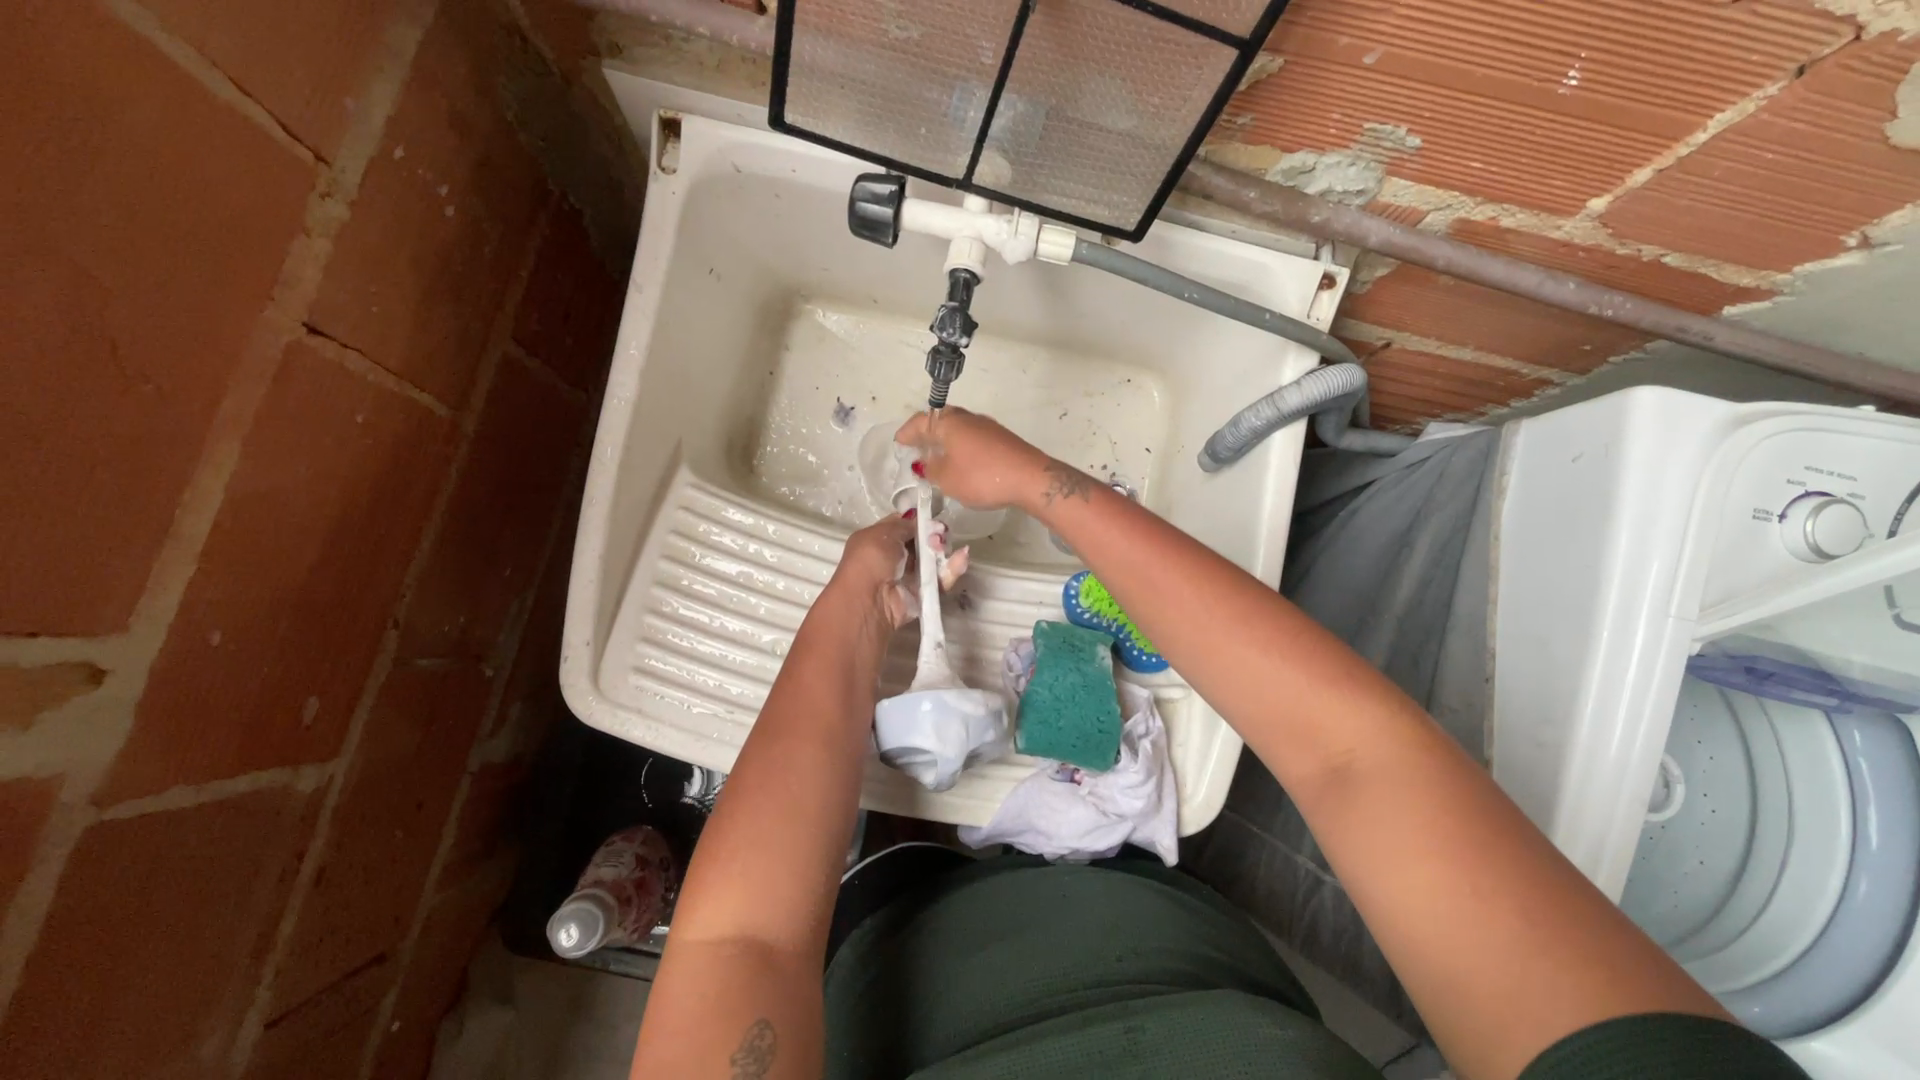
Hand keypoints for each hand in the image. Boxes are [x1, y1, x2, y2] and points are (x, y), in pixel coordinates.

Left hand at [827, 512, 974, 631]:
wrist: (871, 600)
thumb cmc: (871, 561)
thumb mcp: (882, 533)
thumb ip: (904, 524)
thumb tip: (919, 521)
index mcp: (878, 540)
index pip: (902, 525)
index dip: (918, 520)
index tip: (932, 517)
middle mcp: (894, 556)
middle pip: (921, 541)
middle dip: (934, 535)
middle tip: (942, 533)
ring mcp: (909, 575)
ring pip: (933, 559)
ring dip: (943, 551)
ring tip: (945, 547)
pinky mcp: (923, 591)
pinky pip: (941, 579)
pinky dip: (952, 569)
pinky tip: (962, 558)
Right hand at [894, 407, 1051, 510]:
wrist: (1030, 478)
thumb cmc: (981, 476)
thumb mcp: (947, 479)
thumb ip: (931, 470)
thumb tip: (926, 463)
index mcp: (949, 422)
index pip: (921, 421)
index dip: (907, 432)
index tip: (899, 442)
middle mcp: (967, 418)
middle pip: (941, 420)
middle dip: (926, 433)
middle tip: (916, 446)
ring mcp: (987, 427)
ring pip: (958, 429)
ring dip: (944, 440)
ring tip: (936, 455)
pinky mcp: (1001, 439)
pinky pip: (972, 438)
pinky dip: (960, 446)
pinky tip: (960, 461)